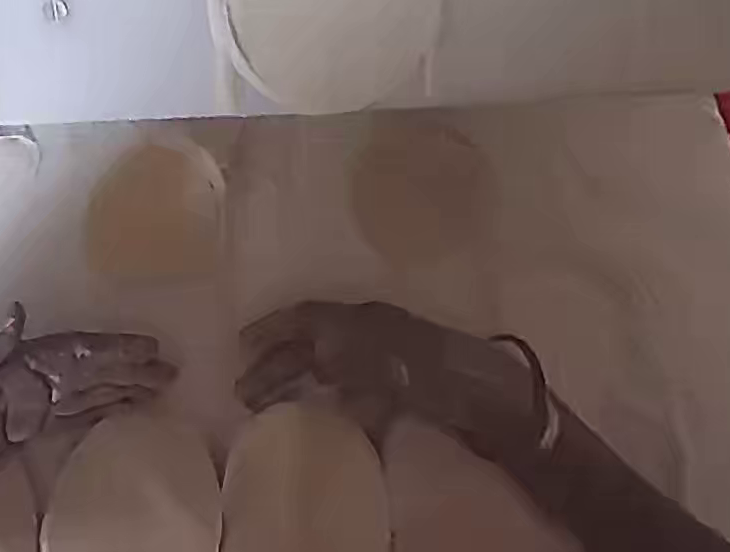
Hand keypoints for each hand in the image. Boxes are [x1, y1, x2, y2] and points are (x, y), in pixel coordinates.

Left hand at [0, 305, 176, 517]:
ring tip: (157, 383)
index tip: (148, 348)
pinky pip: (68, 416)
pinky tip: (117, 407)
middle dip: (128, 365)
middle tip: (169, 367)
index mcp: (8, 364)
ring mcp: (20, 405)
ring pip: (84, 390)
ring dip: (120, 385)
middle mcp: (22, 379)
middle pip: (87, 368)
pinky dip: (97, 409)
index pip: (72, 352)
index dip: (111, 349)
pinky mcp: (14, 433)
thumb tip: (18, 313)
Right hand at [236, 301, 538, 455]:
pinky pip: (348, 386)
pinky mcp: (392, 384)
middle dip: (275, 363)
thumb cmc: (435, 372)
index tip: (242, 344)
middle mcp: (365, 329)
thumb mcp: (389, 359)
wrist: (487, 396)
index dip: (272, 327)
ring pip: (324, 365)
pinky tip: (319, 411)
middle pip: (310, 343)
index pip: (306, 317)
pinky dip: (328, 397)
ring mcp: (379, 356)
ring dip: (295, 380)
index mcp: (361, 317)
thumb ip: (349, 355)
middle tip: (243, 391)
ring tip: (266, 402)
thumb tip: (312, 355)